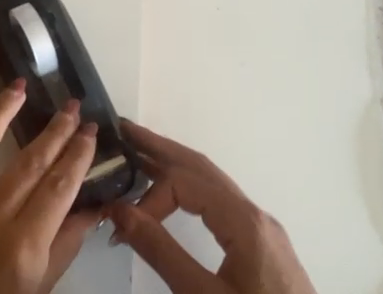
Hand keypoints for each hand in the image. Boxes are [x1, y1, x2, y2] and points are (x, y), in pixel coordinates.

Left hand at [0, 78, 102, 293]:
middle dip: (56, 131)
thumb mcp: (39, 286)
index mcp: (25, 244)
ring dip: (4, 111)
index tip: (93, 131)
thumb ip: (65, 244)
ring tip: (19, 86)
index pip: (60, 188)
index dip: (79, 156)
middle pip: (30, 163)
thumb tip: (95, 206)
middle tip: (73, 106)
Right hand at [107, 121, 316, 292]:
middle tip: (122, 131)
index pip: (183, 183)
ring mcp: (263, 230)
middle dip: (159, 147)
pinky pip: (221, 202)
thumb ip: (161, 251)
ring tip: (139, 153)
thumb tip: (117, 209)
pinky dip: (191, 187)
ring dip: (175, 164)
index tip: (125, 227)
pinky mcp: (265, 248)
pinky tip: (176, 195)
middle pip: (200, 166)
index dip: (149, 198)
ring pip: (212, 182)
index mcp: (244, 221)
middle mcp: (255, 215)